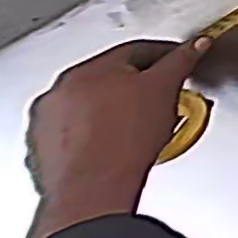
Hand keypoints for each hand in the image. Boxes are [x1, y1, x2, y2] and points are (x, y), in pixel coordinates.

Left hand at [22, 37, 210, 237]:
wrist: (93, 192)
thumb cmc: (124, 140)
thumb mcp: (167, 88)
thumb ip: (182, 59)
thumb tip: (195, 45)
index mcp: (87, 70)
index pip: (136, 50)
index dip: (165, 55)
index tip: (178, 62)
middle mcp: (59, 93)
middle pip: (111, 78)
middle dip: (140, 86)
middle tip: (163, 97)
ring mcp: (45, 124)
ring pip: (92, 107)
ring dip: (117, 111)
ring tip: (143, 126)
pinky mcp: (41, 153)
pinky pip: (77, 134)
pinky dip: (98, 135)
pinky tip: (119, 144)